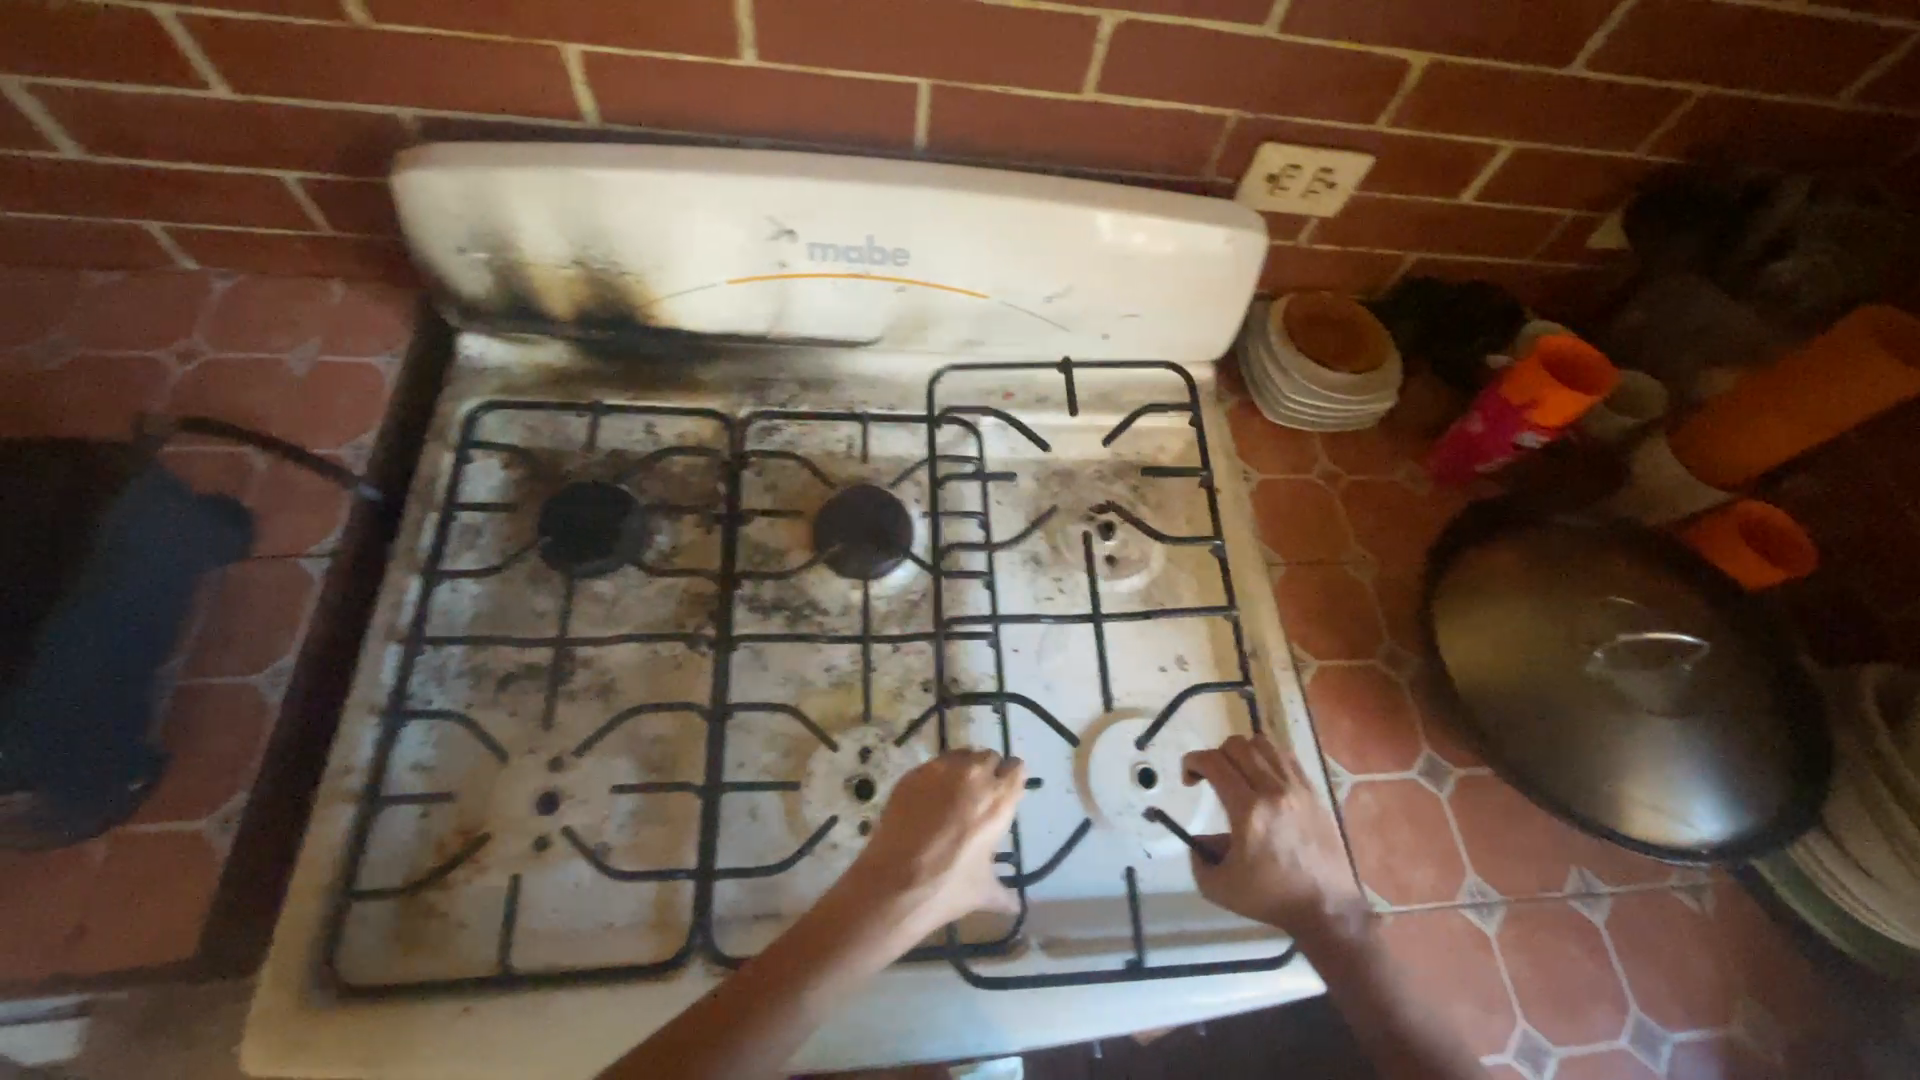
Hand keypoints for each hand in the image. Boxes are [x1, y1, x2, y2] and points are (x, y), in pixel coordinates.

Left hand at [843, 749, 1026, 933]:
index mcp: (998, 800)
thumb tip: (1016, 907)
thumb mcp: (983, 891)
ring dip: (961, 769)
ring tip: (951, 794)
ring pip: (960, 755)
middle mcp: (973, 776)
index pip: (1016, 769)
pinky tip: (925, 801)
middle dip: (986, 772)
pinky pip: (932, 766)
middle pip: (988, 757)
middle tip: (976, 796)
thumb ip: (1004, 894)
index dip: (1010, 779)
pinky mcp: (912, 775)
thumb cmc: (947, 887)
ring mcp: (940, 771)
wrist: (894, 884)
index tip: (1003, 793)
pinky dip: (934, 777)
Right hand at [1182, 735, 1367, 945]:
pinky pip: (1287, 757)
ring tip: (1238, 774)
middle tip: (1210, 778)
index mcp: (1248, 811)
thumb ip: (1197, 858)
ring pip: (1263, 744)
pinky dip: (1268, 757)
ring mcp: (1298, 788)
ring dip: (1242, 752)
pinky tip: (1263, 778)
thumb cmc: (1271, 898)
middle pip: (1237, 746)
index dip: (1192, 762)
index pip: (1214, 762)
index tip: (1188, 780)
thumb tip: (1196, 840)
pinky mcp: (1314, 793)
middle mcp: (1273, 790)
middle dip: (1215, 756)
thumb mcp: (1218, 887)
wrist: (1326, 908)